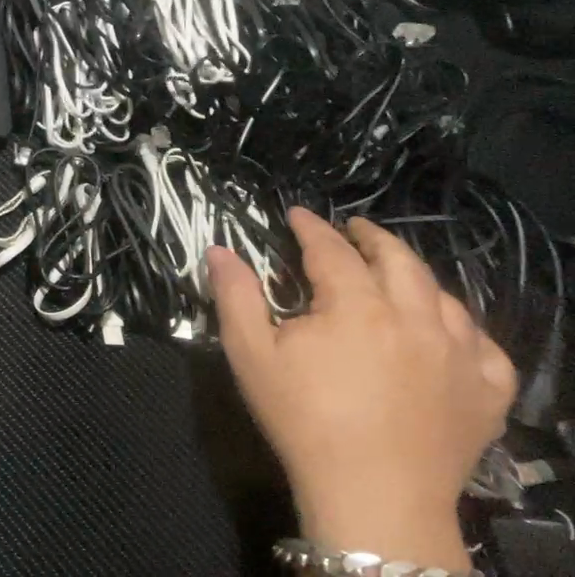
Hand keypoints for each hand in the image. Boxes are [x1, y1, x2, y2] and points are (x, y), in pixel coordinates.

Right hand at [210, 209, 515, 570]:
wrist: (373, 492)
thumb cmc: (301, 416)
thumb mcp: (250, 352)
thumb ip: (236, 295)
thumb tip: (221, 250)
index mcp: (357, 308)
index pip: (334, 252)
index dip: (313, 228)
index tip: (298, 214)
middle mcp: (417, 321)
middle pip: (402, 263)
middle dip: (374, 239)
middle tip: (353, 228)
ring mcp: (462, 357)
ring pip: (446, 298)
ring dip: (416, 277)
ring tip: (395, 272)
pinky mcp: (488, 392)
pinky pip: (485, 344)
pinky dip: (461, 325)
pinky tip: (445, 329)